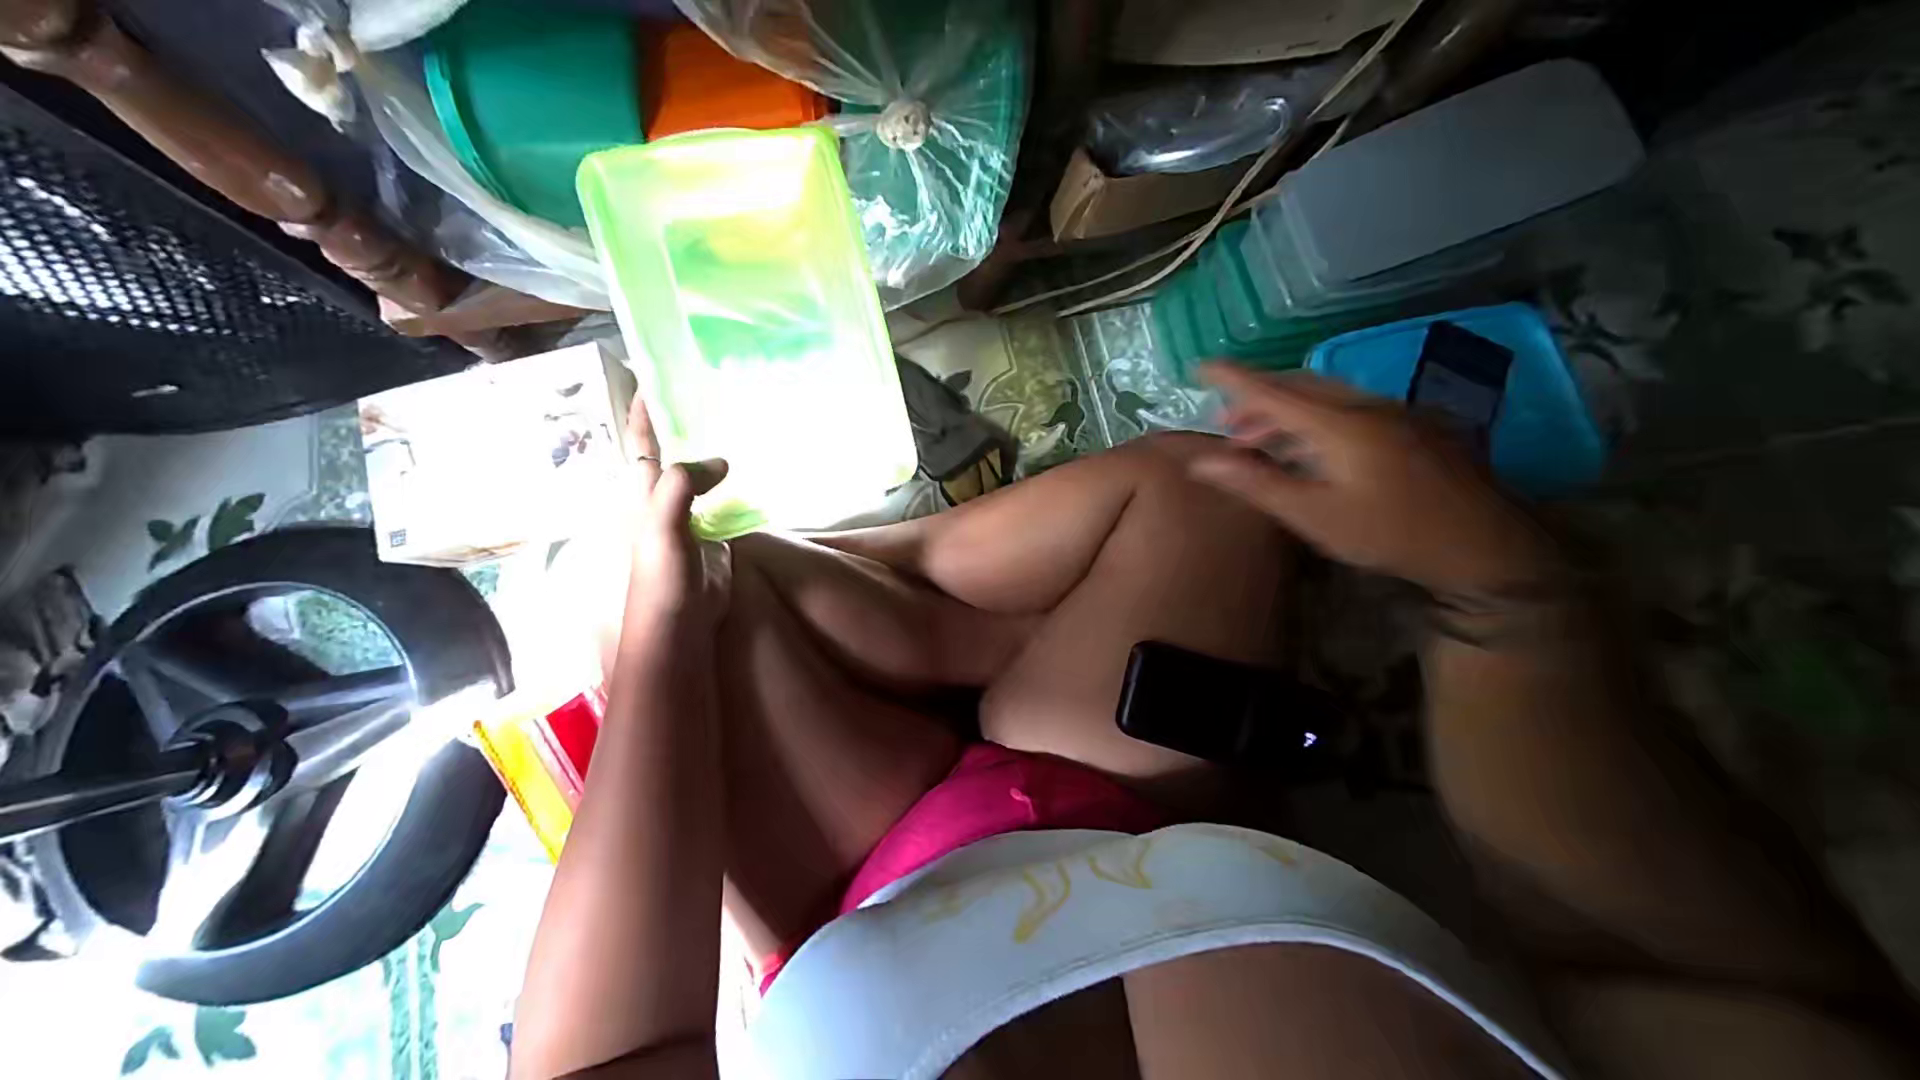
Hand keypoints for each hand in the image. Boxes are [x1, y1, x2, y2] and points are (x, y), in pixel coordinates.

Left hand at [622, 394, 730, 636]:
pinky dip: (739, 483)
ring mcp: (693, 514)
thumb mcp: (662, 526)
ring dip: (715, 450)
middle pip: (673, 451)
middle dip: (684, 422)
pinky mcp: (717, 531)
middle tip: (710, 390)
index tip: (654, 374)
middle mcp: (666, 496)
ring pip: (703, 473)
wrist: (682, 620)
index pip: (642, 441)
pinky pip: (728, 499)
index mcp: (643, 491)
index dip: (645, 410)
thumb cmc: (661, 575)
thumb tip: (720, 460)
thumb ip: (681, 487)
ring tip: (739, 422)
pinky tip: (756, 469)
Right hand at [1190, 364, 1559, 595]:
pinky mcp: (1418, 426)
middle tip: (1229, 425)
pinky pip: (1355, 408)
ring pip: (1330, 396)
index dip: (1235, 379)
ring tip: (1263, 441)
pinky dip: (1319, 419)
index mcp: (1340, 424)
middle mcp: (1368, 406)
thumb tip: (1202, 461)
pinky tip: (1315, 448)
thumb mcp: (1315, 516)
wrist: (1488, 546)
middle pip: (1302, 387)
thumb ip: (1258, 484)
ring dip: (1289, 411)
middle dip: (1259, 399)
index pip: (1273, 392)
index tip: (1203, 366)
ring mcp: (1398, 413)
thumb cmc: (1391, 533)